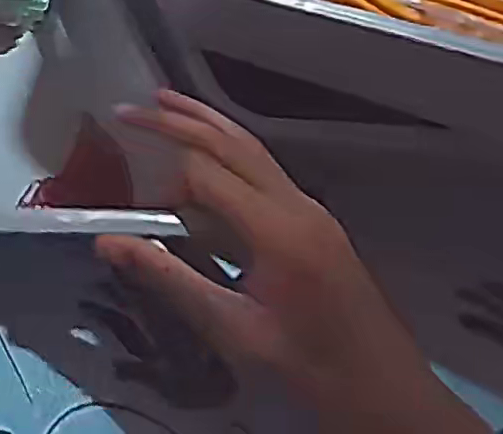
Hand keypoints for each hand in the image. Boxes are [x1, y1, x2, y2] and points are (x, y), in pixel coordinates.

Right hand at [96, 91, 486, 433]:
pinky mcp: (312, 221)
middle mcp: (296, 206)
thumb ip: (169, 280)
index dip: (164, 179)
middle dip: (176, 121)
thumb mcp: (236, 334)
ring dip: (204, 121)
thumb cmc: (315, 373)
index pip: (206, 174)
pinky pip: (261, 167)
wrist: (398, 407)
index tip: (135, 203)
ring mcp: (309, 210)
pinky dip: (224, 145)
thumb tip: (104, 243)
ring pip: (250, 147)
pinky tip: (205, 148)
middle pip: (230, 143)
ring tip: (162, 100)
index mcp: (279, 230)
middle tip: (126, 110)